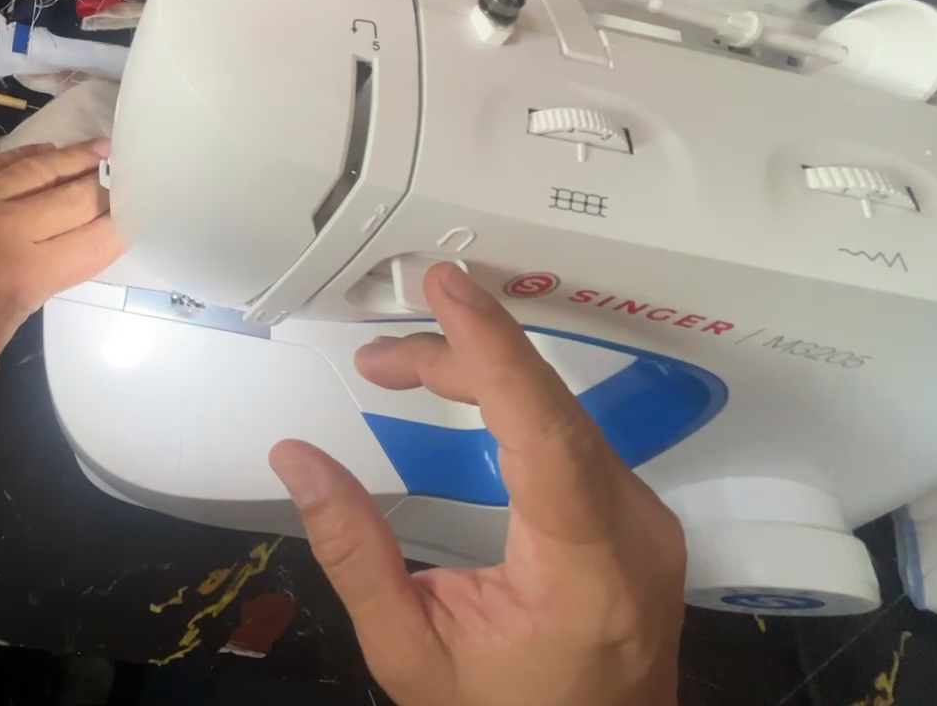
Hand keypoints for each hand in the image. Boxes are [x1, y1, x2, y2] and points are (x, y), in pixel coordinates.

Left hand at [0, 141, 121, 415]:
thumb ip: (22, 300)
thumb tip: (40, 268)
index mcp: (20, 279)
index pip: (96, 241)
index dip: (128, 225)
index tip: (148, 212)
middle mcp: (2, 227)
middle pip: (76, 195)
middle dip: (112, 185)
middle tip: (138, 171)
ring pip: (38, 169)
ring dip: (78, 159)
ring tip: (107, 148)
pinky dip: (29, 159)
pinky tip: (47, 154)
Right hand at [270, 263, 685, 705]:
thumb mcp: (407, 650)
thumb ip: (352, 553)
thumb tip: (297, 457)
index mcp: (584, 571)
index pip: (543, 433)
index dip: (492, 348)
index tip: (447, 286)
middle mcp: (631, 530)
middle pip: (544, 405)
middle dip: (456, 357)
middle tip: (377, 360)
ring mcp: (639, 516)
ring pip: (554, 406)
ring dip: (474, 372)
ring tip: (393, 369)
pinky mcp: (628, 508)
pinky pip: (563, 425)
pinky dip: (503, 395)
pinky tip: (456, 389)